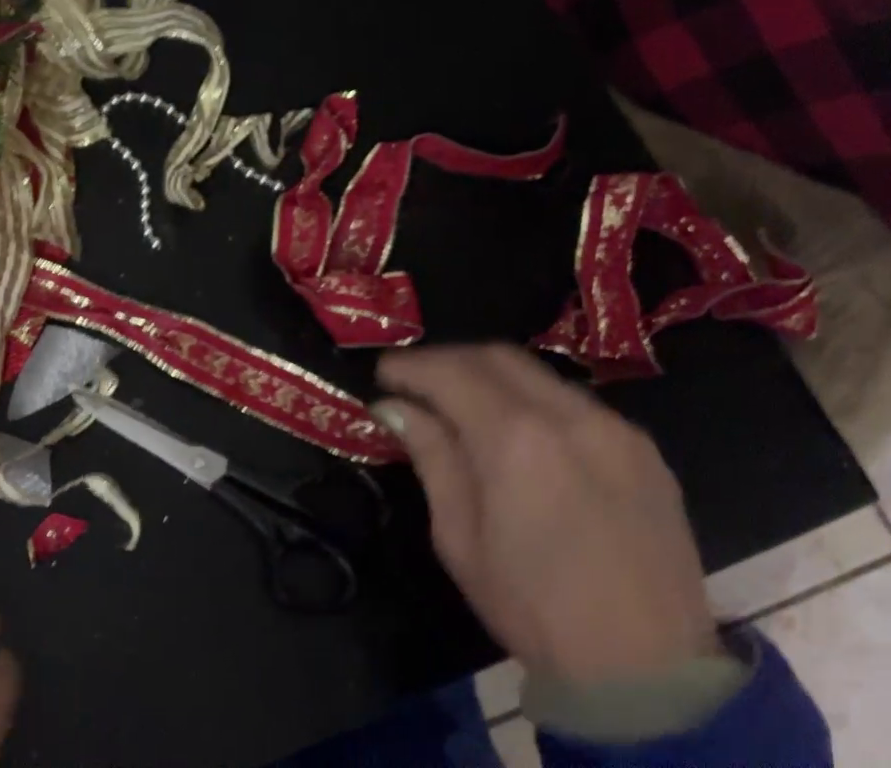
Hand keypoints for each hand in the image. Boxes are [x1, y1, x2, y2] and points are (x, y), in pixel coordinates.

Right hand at [372, 344, 723, 684]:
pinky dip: (531, 401)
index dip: (407, 367)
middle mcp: (571, 418)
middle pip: (497, 357)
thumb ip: (431, 457)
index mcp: (516, 440)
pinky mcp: (646, 455)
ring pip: (540, 376)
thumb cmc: (530, 605)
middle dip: (447, 360)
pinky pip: (575, 404)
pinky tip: (514, 433)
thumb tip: (395, 408)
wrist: (647, 670)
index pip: (449, 372)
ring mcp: (617, 432)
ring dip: (490, 377)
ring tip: (457, 404)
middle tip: (412, 382)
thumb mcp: (457, 535)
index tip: (379, 376)